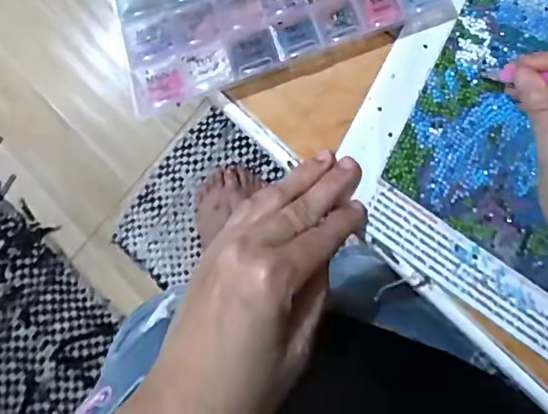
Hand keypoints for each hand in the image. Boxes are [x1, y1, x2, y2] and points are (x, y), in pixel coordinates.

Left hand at [127, 151, 365, 413]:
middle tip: (351, 162)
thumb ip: (315, 296)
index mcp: (273, 277)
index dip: (344, 220)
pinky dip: (269, 192)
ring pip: (271, 199)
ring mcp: (227, 241)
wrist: (183, 400)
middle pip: (297, 209)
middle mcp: (250, 247)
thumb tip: (326, 255)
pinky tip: (285, 182)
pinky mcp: (212, 245)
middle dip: (327, 185)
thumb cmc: (248, 386)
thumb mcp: (296, 350)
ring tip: (323, 157)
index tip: (363, 204)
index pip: (319, 238)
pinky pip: (246, 209)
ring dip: (299, 177)